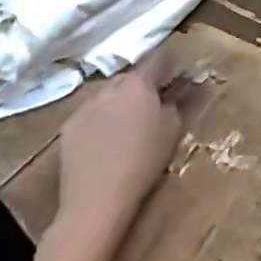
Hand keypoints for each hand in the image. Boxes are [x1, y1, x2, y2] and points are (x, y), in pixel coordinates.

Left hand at [54, 57, 184, 236]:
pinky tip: (102, 143)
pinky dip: (98, 121)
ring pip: (108, 95)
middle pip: (131, 78)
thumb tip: (190, 88)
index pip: (158, 60)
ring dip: (118, 103)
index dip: (170, 66)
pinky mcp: (69, 125)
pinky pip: (89, 114)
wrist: (96, 200)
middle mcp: (111, 85)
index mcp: (138, 83)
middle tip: (150, 108)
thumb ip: (181, 103)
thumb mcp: (173, 131)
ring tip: (124, 127)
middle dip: (141, 88)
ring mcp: (86, 104)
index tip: (177, 78)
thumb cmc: (143, 163)